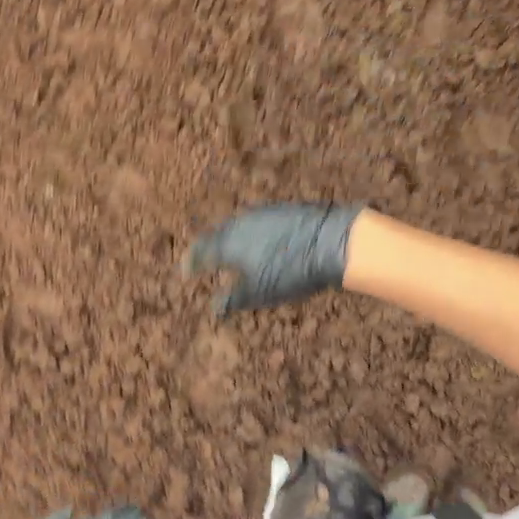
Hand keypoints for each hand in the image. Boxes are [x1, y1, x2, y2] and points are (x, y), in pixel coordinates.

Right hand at [183, 204, 364, 315]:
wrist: (332, 241)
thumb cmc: (290, 271)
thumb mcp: (258, 293)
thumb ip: (232, 299)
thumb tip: (213, 308)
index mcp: (229, 242)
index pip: (201, 250)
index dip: (191, 262)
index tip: (186, 272)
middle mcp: (242, 223)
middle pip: (219, 235)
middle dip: (210, 247)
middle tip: (205, 258)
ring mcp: (266, 214)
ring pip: (240, 226)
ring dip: (232, 238)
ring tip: (231, 250)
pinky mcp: (287, 211)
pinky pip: (261, 223)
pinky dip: (254, 234)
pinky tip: (263, 241)